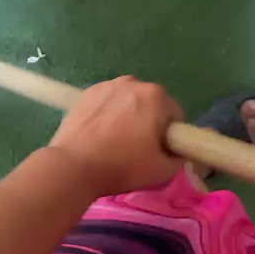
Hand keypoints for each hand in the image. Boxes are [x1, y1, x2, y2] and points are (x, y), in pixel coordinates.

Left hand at [45, 77, 183, 196]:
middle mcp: (133, 82)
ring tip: (116, 140)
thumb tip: (179, 151)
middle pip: (151, 104)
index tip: (158, 152)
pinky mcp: (86, 93)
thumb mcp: (163, 171)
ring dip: (128, 115)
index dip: (170, 136)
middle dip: (149, 122)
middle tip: (138, 148)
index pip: (174, 115)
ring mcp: (107, 85)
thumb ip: (180, 158)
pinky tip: (100, 133)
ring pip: (128, 101)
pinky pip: (108, 102)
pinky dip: (109, 113)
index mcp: (156, 96)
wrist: (73, 166)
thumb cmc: (122, 166)